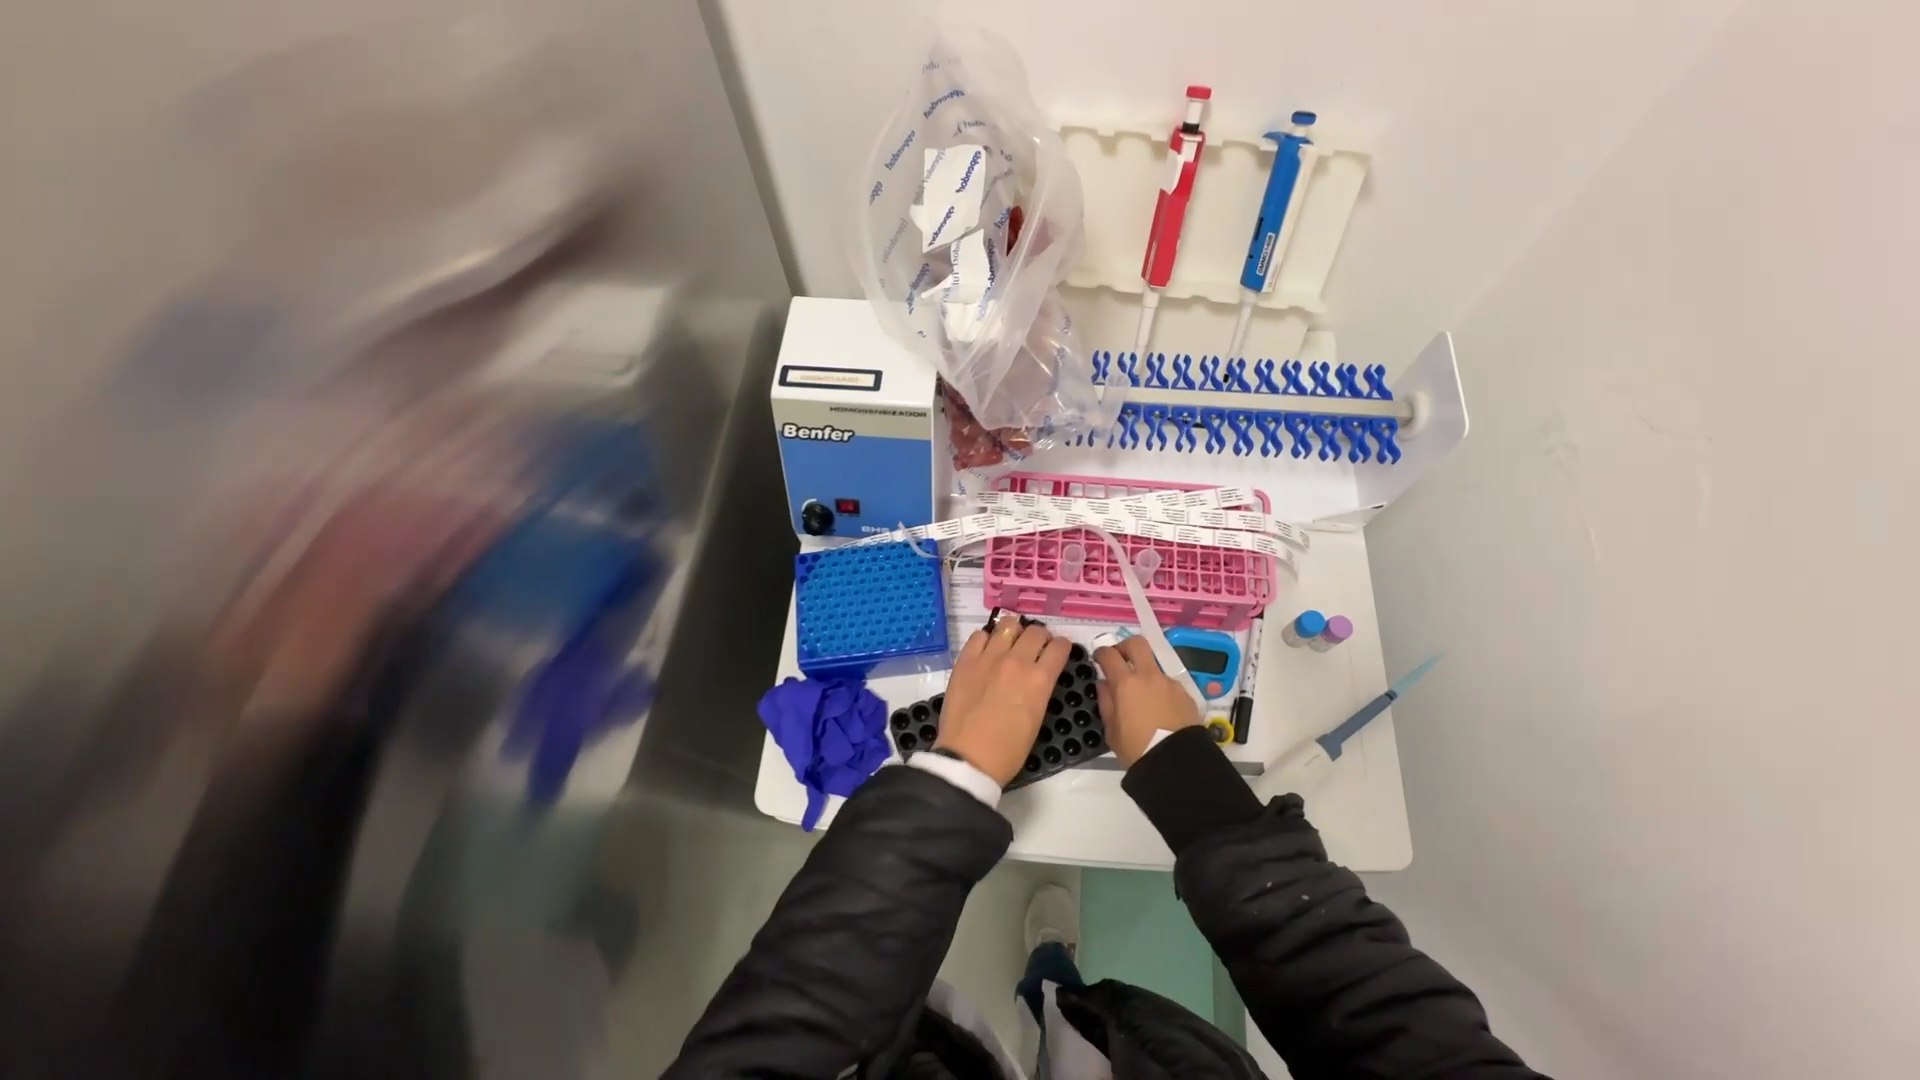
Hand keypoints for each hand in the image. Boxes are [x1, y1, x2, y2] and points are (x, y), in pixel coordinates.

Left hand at [937, 617, 1072, 785]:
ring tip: (1011, 642)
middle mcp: (1016, 661)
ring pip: (1008, 626)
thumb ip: (1040, 690)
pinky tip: (987, 649)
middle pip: (1036, 632)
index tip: (1058, 651)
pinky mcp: (965, 661)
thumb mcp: (1037, 718)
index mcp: (1040, 679)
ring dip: (1015, 632)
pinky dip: (987, 639)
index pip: (1060, 647)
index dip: (1061, 647)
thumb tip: (1037, 677)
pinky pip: (979, 636)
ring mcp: (988, 658)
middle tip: (1036, 647)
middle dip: (1041, 637)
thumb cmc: (1009, 750)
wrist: (969, 758)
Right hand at [1092, 637, 1201, 765]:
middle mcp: (1149, 676)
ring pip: (1154, 666)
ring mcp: (1170, 683)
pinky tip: (1159, 710)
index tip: (1098, 659)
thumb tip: (1104, 684)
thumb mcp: (1111, 730)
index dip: (1101, 653)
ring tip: (1142, 696)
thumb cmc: (1137, 749)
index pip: (1109, 654)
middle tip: (1120, 660)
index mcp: (1126, 683)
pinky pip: (1168, 684)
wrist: (1176, 763)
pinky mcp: (1185, 694)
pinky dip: (1160, 690)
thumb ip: (1106, 702)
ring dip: (1145, 673)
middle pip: (1137, 643)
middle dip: (1125, 647)